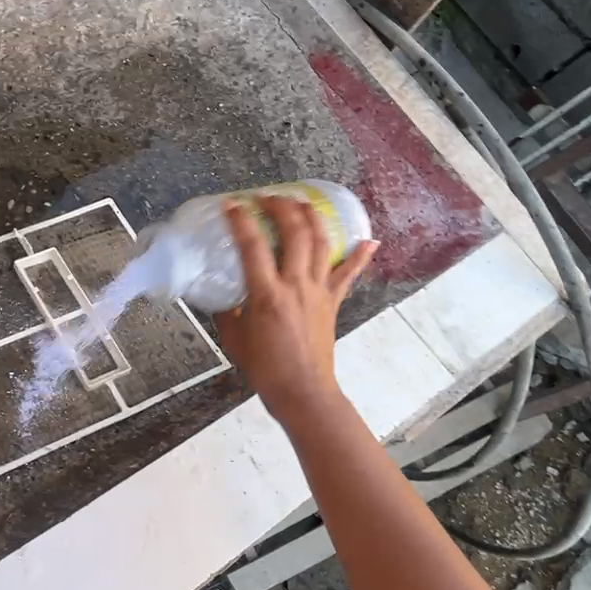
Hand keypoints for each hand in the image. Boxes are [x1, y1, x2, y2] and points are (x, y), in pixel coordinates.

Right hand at [213, 196, 377, 409]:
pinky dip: (360, 256)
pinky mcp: (333, 302)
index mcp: (267, 294)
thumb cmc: (264, 368)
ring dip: (312, 217)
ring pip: (321, 243)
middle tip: (267, 197)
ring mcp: (319, 291)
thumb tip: (221, 292)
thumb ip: (228, 309)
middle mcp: (296, 285)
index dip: (241, 220)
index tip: (231, 204)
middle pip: (295, 233)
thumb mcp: (234, 337)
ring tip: (301, 201)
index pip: (252, 246)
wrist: (302, 391)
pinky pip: (348, 274)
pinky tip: (369, 240)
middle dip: (281, 207)